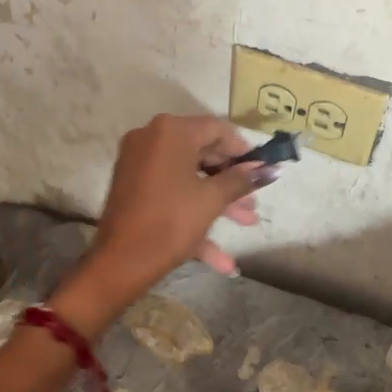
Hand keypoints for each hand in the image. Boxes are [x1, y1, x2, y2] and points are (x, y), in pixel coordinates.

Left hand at [90, 114, 268, 287]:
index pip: (217, 129)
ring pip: (187, 178)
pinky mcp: (133, 189)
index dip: (243, 150)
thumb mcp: (211, 200)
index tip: (261, 169)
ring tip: (247, 224)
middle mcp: (151, 139)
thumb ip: (241, 180)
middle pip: (202, 154)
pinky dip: (192, 217)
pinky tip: (221, 259)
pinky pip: (170, 195)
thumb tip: (270, 168)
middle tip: (253, 200)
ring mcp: (139, 164)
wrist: (121, 261)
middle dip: (231, 182)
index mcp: (171, 132)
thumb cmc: (171, 222)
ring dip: (218, 202)